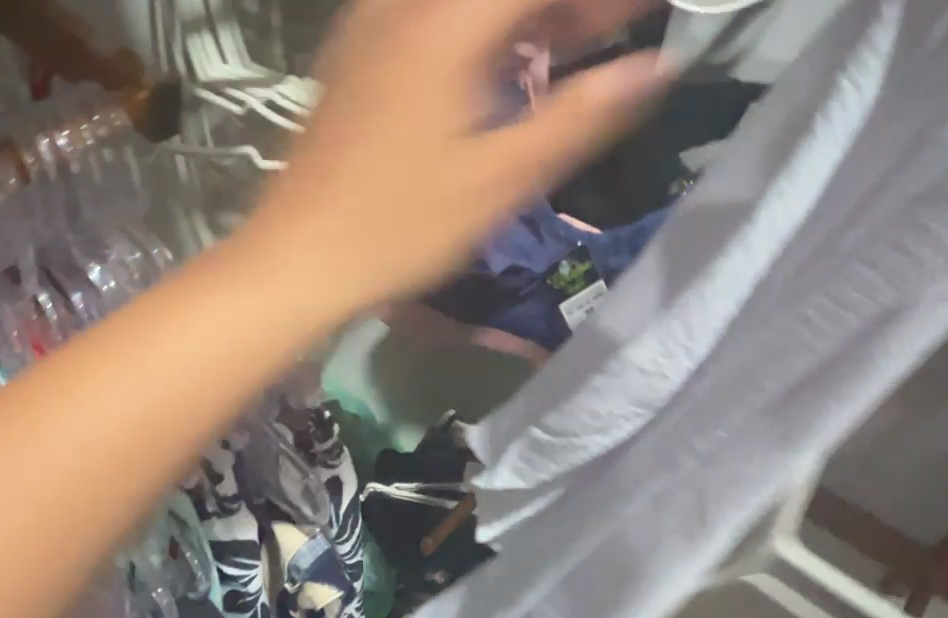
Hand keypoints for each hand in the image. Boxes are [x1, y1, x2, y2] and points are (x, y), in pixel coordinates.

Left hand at [236, 0, 669, 317]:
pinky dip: (477, 28)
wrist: (292, 262)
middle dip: (563, 5)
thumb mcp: (496, 183)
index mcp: (446, 20)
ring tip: (564, 53)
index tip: (639, 18)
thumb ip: (579, 118)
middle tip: (608, 35)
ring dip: (522, 16)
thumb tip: (655, 68)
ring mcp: (370, 26)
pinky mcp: (353, 57)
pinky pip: (428, 16)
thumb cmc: (393, 231)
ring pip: (465, 2)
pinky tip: (497, 72)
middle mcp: (403, 5)